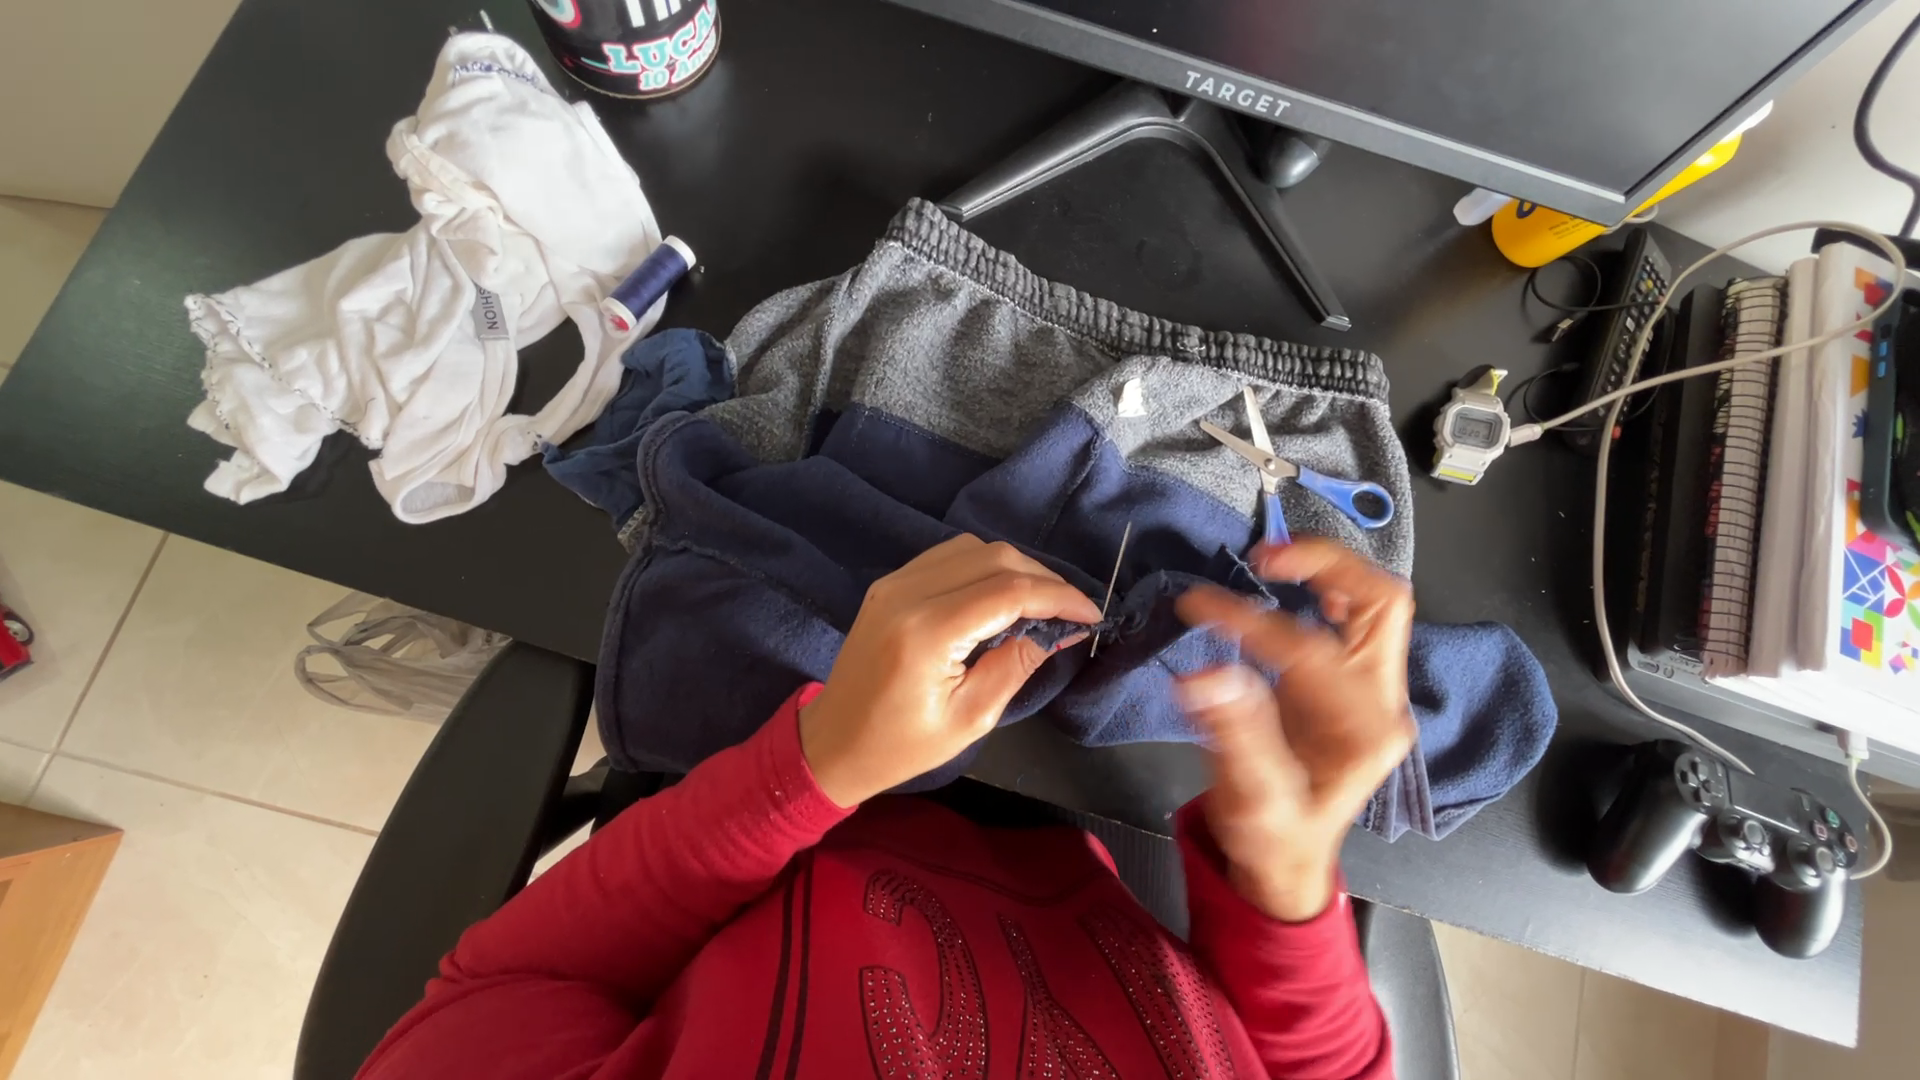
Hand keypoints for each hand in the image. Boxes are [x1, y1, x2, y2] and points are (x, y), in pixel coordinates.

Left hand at [799, 535, 1101, 806]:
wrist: (832, 742)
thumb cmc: (901, 745)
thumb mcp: (971, 717)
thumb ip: (1018, 663)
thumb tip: (1064, 630)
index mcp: (927, 632)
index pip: (1009, 590)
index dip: (1059, 597)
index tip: (1091, 615)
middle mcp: (908, 592)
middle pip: (995, 558)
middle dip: (1043, 580)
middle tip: (1070, 612)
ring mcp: (894, 582)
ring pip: (973, 548)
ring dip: (1015, 569)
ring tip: (1039, 605)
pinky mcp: (889, 583)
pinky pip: (948, 556)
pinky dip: (983, 567)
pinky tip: (998, 597)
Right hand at [1175, 539, 1415, 920]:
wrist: (1289, 859)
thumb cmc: (1272, 836)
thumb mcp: (1252, 800)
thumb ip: (1235, 737)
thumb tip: (1205, 674)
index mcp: (1363, 731)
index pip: (1309, 649)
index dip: (1250, 621)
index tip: (1197, 606)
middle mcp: (1382, 702)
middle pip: (1382, 605)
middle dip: (1326, 567)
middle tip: (1264, 557)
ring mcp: (1373, 691)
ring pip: (1376, 603)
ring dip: (1329, 570)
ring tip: (1271, 561)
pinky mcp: (1353, 685)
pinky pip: (1355, 617)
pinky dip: (1325, 589)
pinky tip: (1290, 587)